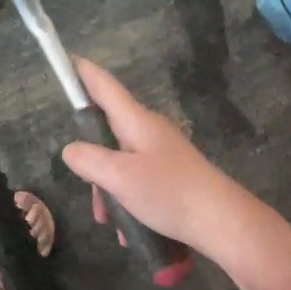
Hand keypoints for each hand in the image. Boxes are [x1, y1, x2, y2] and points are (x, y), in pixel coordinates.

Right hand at [61, 57, 256, 257]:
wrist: (223, 223)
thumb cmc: (170, 193)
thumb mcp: (120, 177)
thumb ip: (89, 160)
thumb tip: (71, 150)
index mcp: (136, 121)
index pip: (104, 85)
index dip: (83, 72)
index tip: (67, 59)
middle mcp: (148, 130)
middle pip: (107, 131)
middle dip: (91, 160)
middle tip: (89, 188)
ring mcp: (161, 153)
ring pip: (119, 162)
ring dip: (109, 189)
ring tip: (111, 221)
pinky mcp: (171, 175)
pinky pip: (137, 180)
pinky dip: (128, 201)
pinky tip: (130, 230)